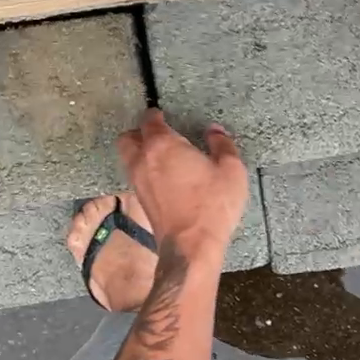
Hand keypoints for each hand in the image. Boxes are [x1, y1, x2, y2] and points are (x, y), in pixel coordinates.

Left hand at [116, 109, 248, 260]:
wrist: (191, 245)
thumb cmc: (211, 206)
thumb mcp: (230, 170)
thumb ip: (222, 145)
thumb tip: (215, 131)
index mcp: (163, 145)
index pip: (150, 121)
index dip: (156, 115)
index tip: (162, 114)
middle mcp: (143, 160)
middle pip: (128, 138)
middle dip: (139, 132)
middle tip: (156, 132)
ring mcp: (138, 182)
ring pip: (128, 158)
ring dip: (138, 152)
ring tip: (159, 154)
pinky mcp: (141, 201)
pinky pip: (135, 177)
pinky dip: (143, 171)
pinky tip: (162, 177)